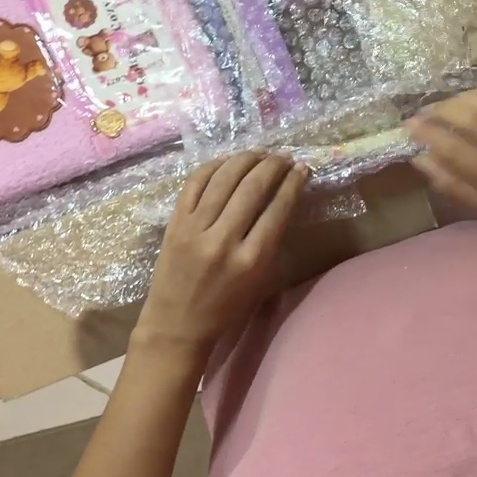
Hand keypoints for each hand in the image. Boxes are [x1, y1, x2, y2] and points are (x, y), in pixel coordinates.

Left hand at [135, 153, 308, 353]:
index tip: (302, 167)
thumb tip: (284, 197)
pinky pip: (195, 184)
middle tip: (283, 157)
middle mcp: (224, 240)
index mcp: (252, 259)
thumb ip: (272, 239)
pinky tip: (229, 161)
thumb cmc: (227, 306)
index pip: (278, 208)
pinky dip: (214, 166)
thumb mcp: (261, 278)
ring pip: (224, 179)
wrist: (177, 323)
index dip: (293, 183)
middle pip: (253, 188)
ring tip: (260, 153)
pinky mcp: (174, 223)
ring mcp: (195, 229)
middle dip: (272, 166)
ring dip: (246, 159)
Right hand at [407, 87, 476, 231]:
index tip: (409, 127)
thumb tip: (419, 158)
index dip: (428, 134)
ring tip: (439, 107)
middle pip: (468, 117)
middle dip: (439, 112)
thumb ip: (450, 184)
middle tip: (421, 114)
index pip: (453, 149)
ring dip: (456, 100)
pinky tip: (464, 101)